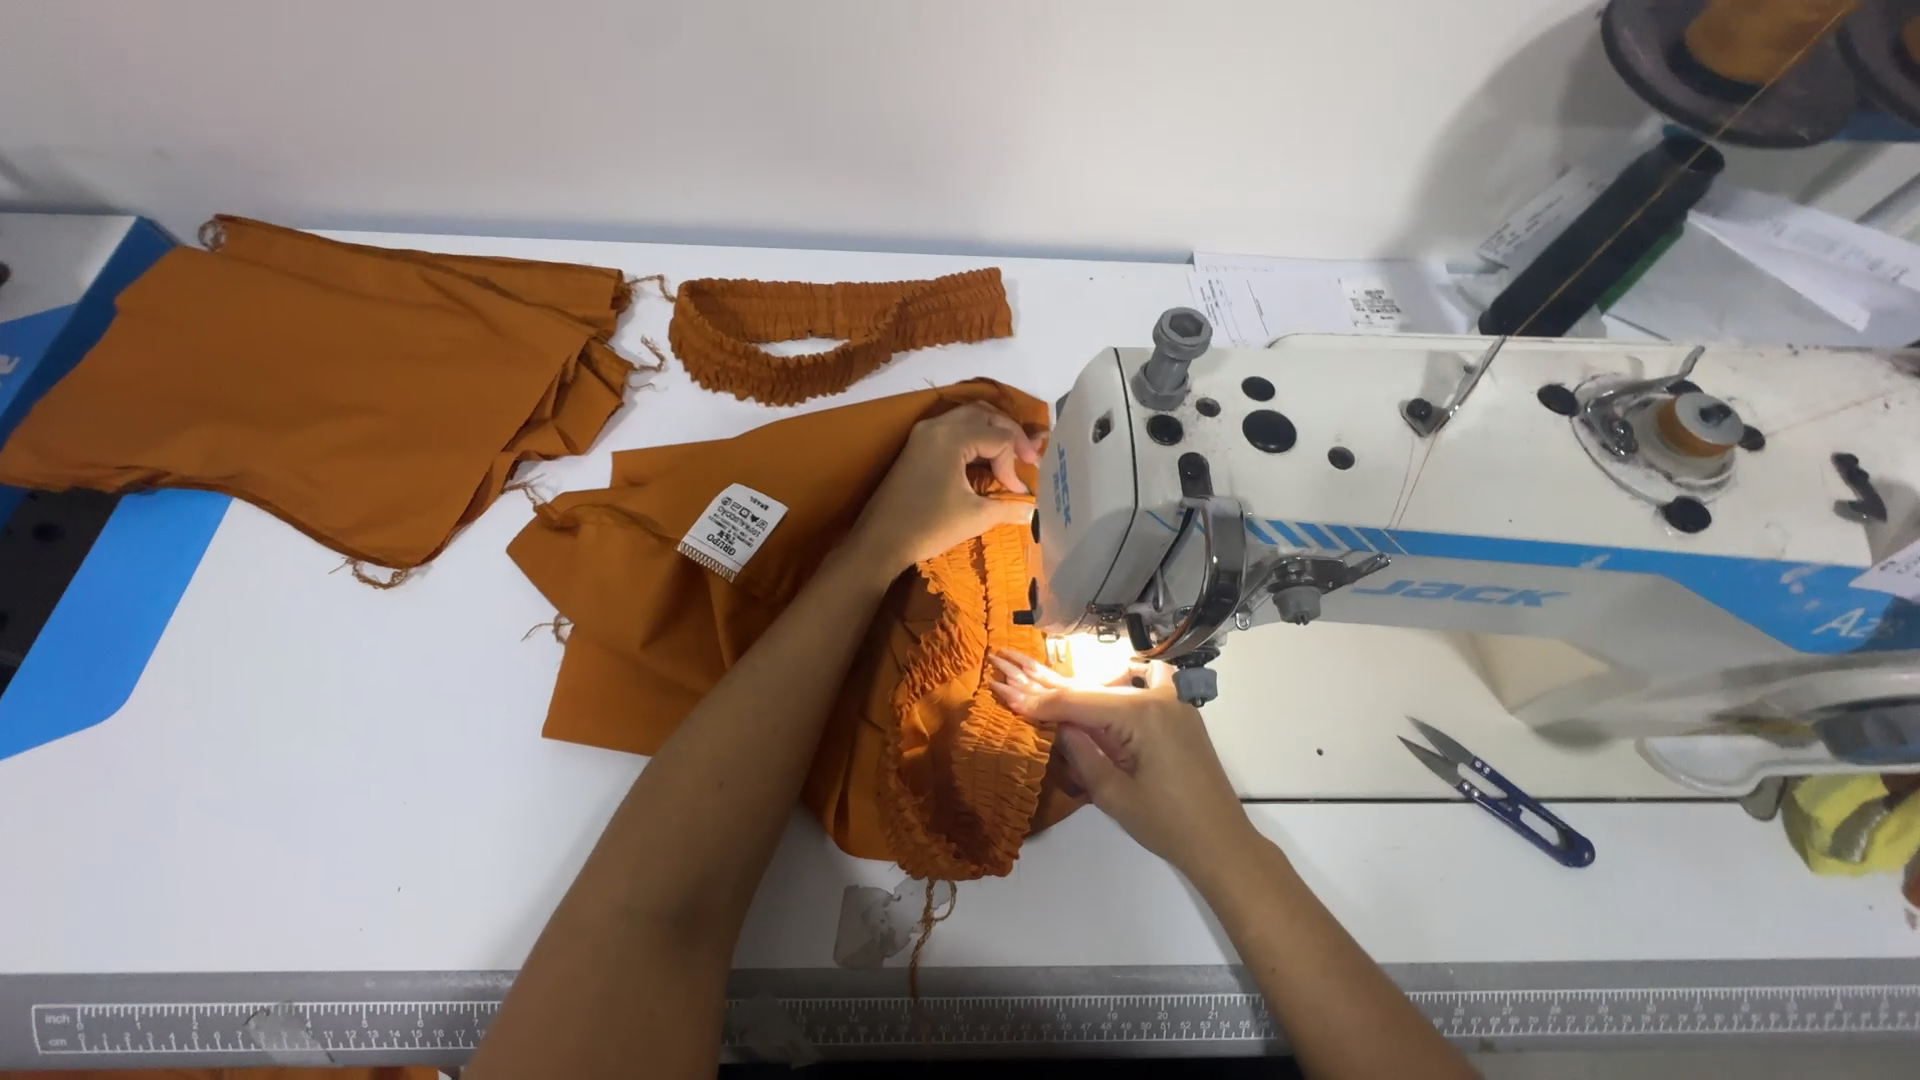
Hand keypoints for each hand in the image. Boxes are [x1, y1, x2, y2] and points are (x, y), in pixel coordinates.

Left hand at [848, 403, 1043, 570]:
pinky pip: (952, 429)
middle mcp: (937, 426)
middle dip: (1009, 435)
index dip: (1015, 462)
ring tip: (1008, 458)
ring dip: (991, 433)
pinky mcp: (916, 446)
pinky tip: (983, 461)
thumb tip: (1033, 510)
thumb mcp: (976, 517)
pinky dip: (973, 439)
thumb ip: (1009, 507)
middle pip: (984, 414)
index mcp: (952, 437)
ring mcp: (923, 434)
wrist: (880, 541)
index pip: (999, 437)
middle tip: (1026, 458)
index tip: (1020, 490)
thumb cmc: (929, 526)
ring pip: (967, 418)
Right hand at [988, 650, 1256, 878]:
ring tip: (1044, 683)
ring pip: (1114, 681)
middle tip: (1008, 667)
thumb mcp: (1112, 794)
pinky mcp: (1180, 712)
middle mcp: (1157, 696)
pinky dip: (1120, 681)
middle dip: (1048, 686)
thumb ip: (1080, 752)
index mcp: (1140, 714)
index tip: (1001, 689)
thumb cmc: (1168, 825)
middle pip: (1091, 687)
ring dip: (1080, 685)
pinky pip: (1144, 683)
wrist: (1221, 842)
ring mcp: (1173, 701)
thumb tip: (1053, 724)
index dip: (1036, 700)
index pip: (1075, 702)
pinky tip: (1103, 687)